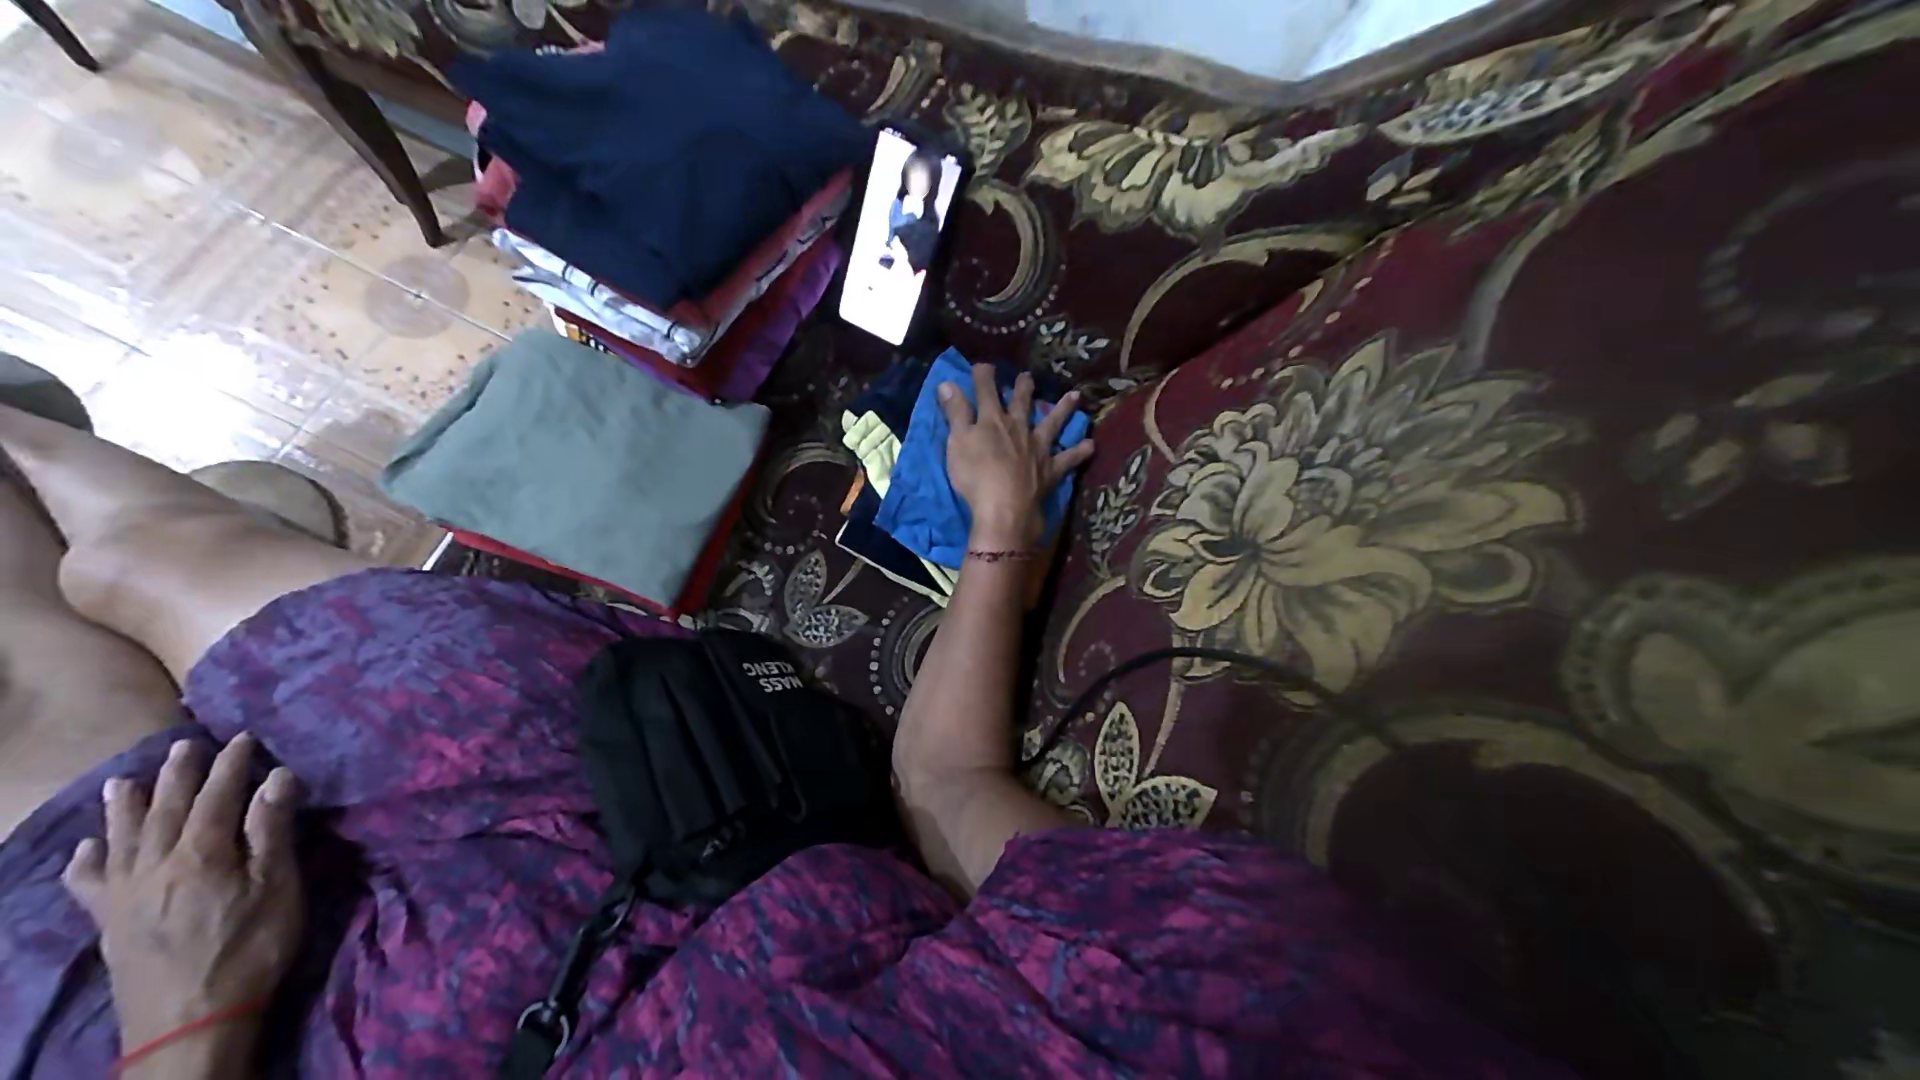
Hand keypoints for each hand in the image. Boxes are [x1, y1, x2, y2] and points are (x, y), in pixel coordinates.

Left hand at [62, 734, 303, 1071]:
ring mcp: (125, 898)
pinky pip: (89, 886)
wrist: (190, 1022)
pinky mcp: (110, 924)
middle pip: (165, 813)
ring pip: (122, 841)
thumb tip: (277, 777)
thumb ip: (271, 831)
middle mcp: (155, 869)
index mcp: (201, 857)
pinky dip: (86, 862)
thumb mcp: (279, 886)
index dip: (230, 766)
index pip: (216, 798)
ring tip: (123, 782)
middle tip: (184, 745)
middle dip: (178, 777)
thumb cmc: (252, 946)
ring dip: (125, 808)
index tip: (242, 738)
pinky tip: (85, 849)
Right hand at [940, 364, 1093, 547]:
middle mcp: (1018, 428)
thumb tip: (947, 383)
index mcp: (992, 420)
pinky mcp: (1050, 469)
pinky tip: (1090, 445)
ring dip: (1062, 409)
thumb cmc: (975, 475)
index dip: (983, 376)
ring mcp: (1037, 448)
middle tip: (1028, 376)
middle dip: (1023, 388)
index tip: (983, 365)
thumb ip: (955, 412)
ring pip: (1052, 423)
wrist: (1004, 506)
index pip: (986, 391)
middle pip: (1021, 403)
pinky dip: (1079, 452)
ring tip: (1074, 396)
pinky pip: (1068, 459)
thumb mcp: (957, 441)